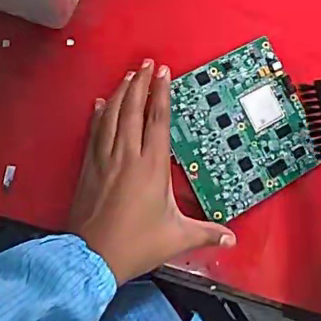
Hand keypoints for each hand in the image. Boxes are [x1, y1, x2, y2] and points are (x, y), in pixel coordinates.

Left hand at [68, 60, 235, 282]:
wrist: (91, 258)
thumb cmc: (136, 245)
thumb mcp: (176, 238)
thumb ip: (205, 233)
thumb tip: (232, 238)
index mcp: (152, 166)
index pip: (157, 120)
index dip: (161, 93)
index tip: (163, 72)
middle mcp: (127, 155)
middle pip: (132, 109)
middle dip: (139, 83)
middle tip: (146, 63)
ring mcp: (104, 159)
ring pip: (111, 115)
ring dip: (120, 92)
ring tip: (128, 75)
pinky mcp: (88, 167)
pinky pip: (94, 132)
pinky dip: (97, 114)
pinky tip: (99, 103)